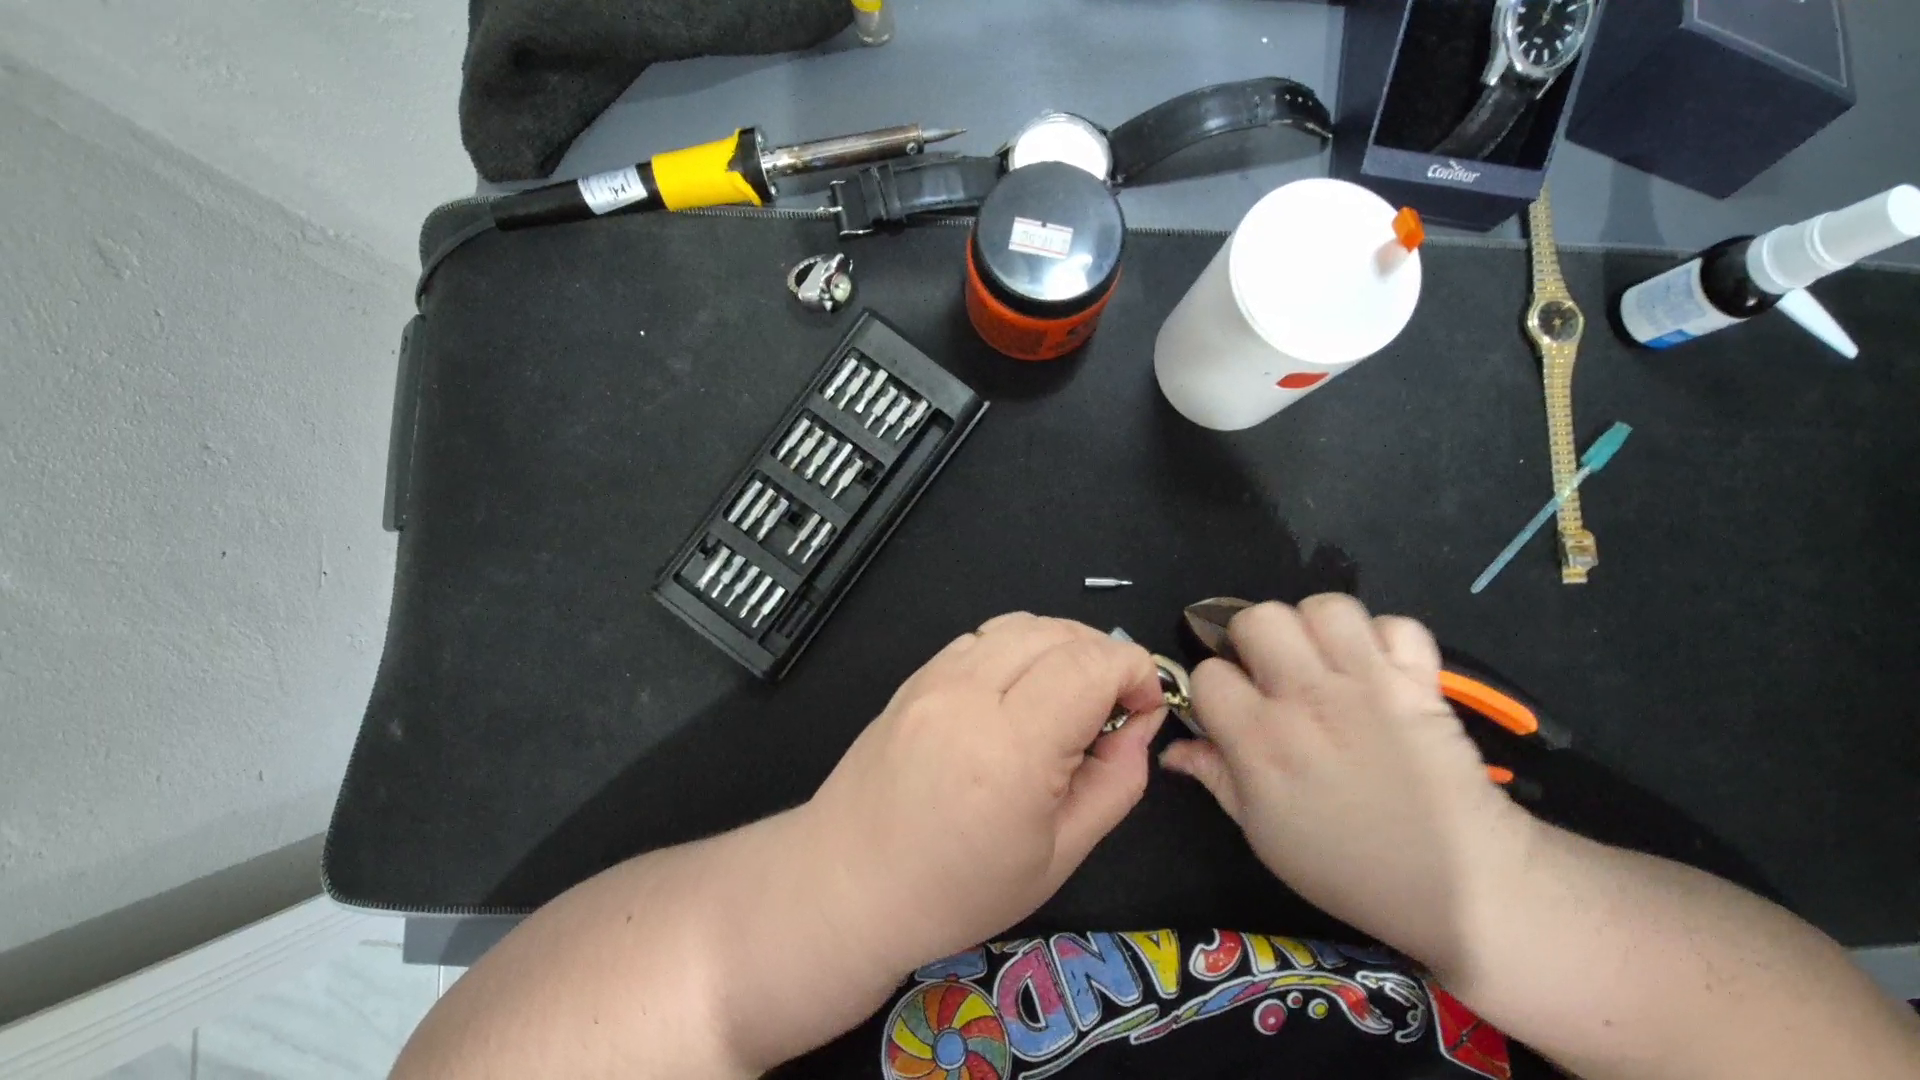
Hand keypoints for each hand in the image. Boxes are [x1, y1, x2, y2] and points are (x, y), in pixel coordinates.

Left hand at [801, 613, 1167, 976]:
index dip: (1135, 671)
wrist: (848, 884)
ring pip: (1018, 624)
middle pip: (1059, 631)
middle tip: (1113, 706)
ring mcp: (933, 679)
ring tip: (1068, 696)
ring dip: (1060, 646)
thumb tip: (1139, 723)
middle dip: (1103, 655)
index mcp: (1011, 747)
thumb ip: (1116, 780)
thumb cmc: (958, 890)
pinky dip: (1016, 649)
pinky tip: (1018, 693)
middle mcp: (968, 694)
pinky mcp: (913, 678)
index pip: (1092, 662)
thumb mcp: (1061, 855)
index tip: (1144, 707)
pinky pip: (980, 638)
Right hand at [1160, 595, 1533, 976]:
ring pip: (1326, 607)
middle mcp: (1309, 697)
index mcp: (1262, 740)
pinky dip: (1385, 638)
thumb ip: (1216, 778)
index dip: (1212, 690)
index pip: (1209, 674)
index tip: (1227, 710)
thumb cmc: (1346, 867)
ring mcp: (1369, 684)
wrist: (1458, 883)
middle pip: (1260, 618)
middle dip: (1253, 638)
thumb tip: (1173, 749)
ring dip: (1315, 626)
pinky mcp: (1420, 682)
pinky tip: (1377, 668)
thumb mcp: (1262, 834)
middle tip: (1269, 671)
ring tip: (1321, 659)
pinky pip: (1398, 625)